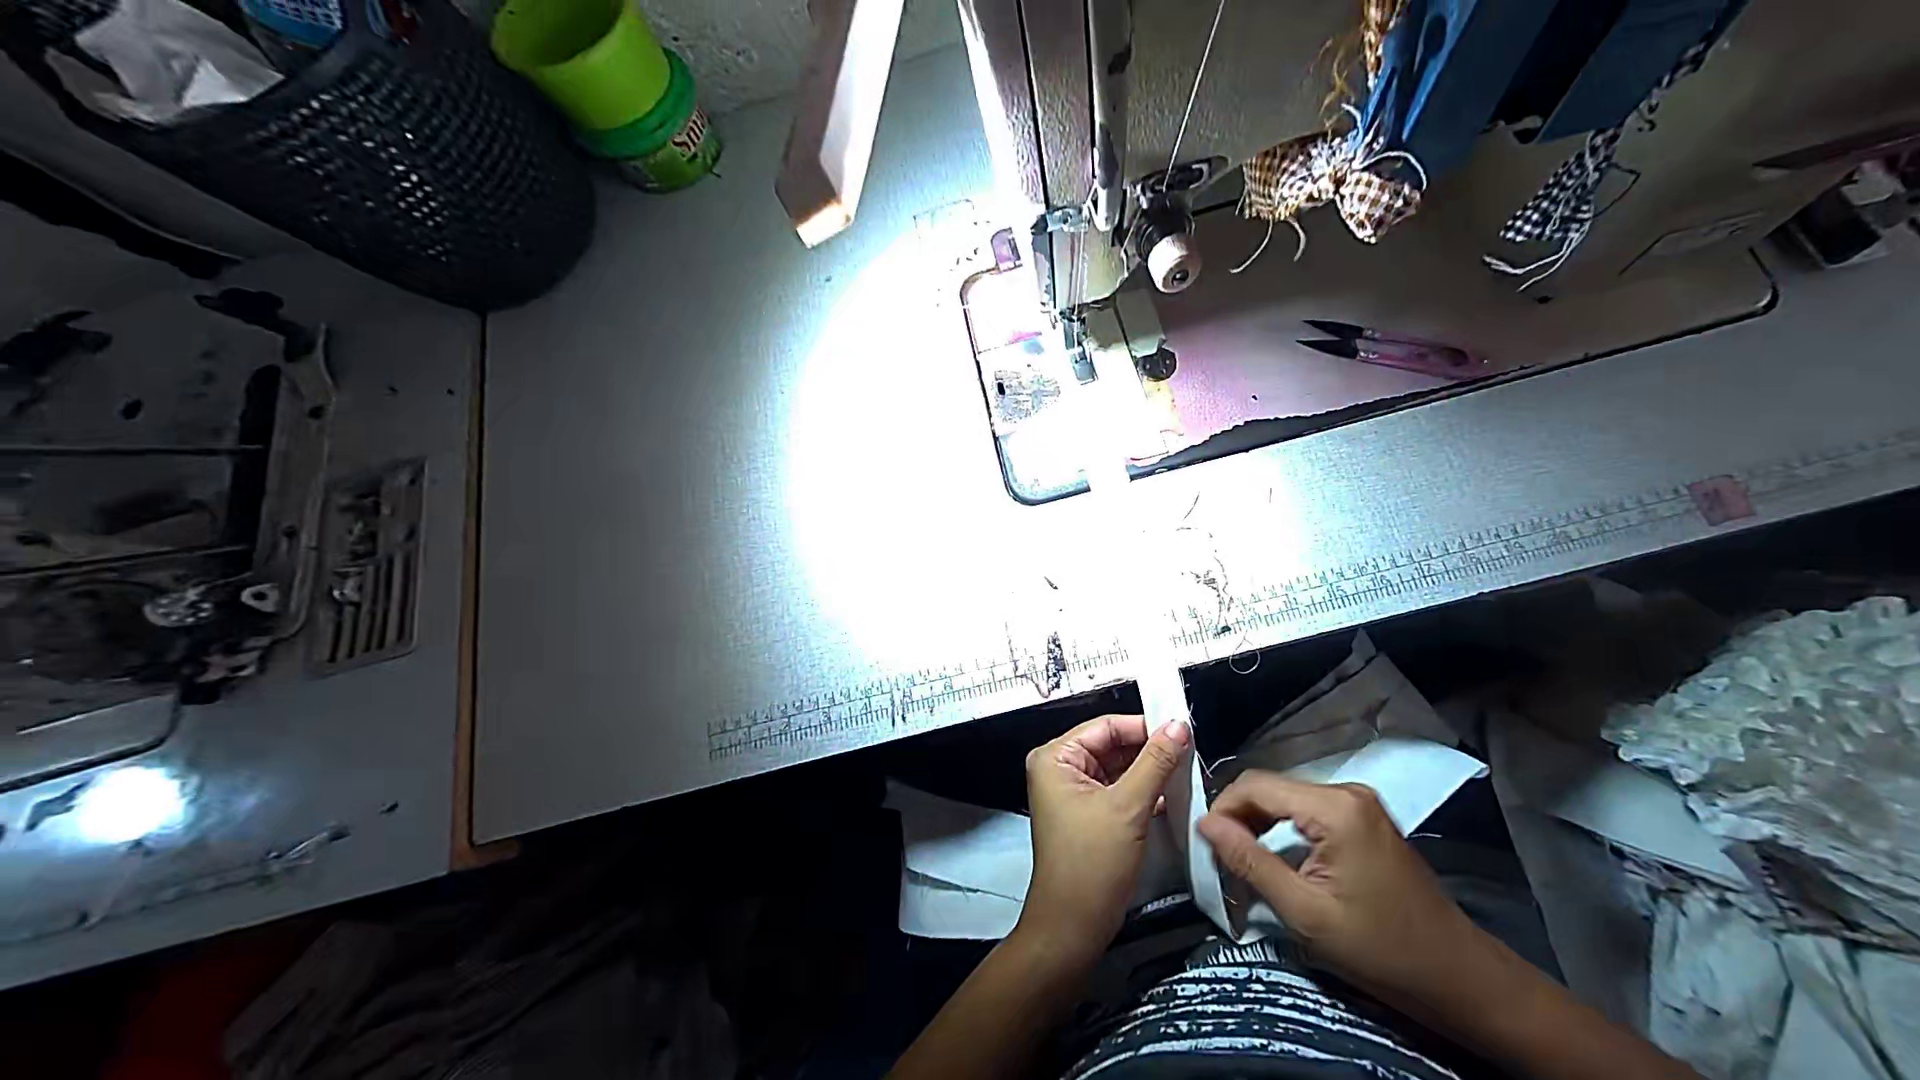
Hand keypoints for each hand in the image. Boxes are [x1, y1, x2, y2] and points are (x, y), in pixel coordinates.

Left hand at [1018, 714, 1190, 958]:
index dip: (1144, 726)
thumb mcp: (1128, 807)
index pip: (1105, 726)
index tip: (1182, 728)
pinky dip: (1145, 792)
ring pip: (1120, 768)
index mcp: (1055, 757)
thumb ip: (1155, 762)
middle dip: (1150, 750)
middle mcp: (1060, 769)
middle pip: (1113, 746)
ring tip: (1187, 770)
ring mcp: (1074, 792)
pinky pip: (1121, 790)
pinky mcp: (1090, 814)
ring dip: (1151, 772)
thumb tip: (1178, 726)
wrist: (1074, 925)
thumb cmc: (1091, 863)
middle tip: (1191, 751)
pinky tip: (1174, 793)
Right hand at [1196, 772, 1487, 1000]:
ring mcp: (1358, 802)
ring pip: (1286, 798)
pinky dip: (1283, 829)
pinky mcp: (1364, 817)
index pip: (1255, 785)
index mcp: (1334, 808)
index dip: (1222, 809)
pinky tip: (1275, 858)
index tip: (1205, 844)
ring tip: (1243, 860)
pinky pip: (1307, 809)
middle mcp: (1346, 791)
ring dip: (1259, 824)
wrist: (1459, 977)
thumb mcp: (1304, 912)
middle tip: (1221, 856)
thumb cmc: (1381, 949)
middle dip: (1239, 817)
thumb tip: (1204, 824)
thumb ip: (1249, 861)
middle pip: (1270, 788)